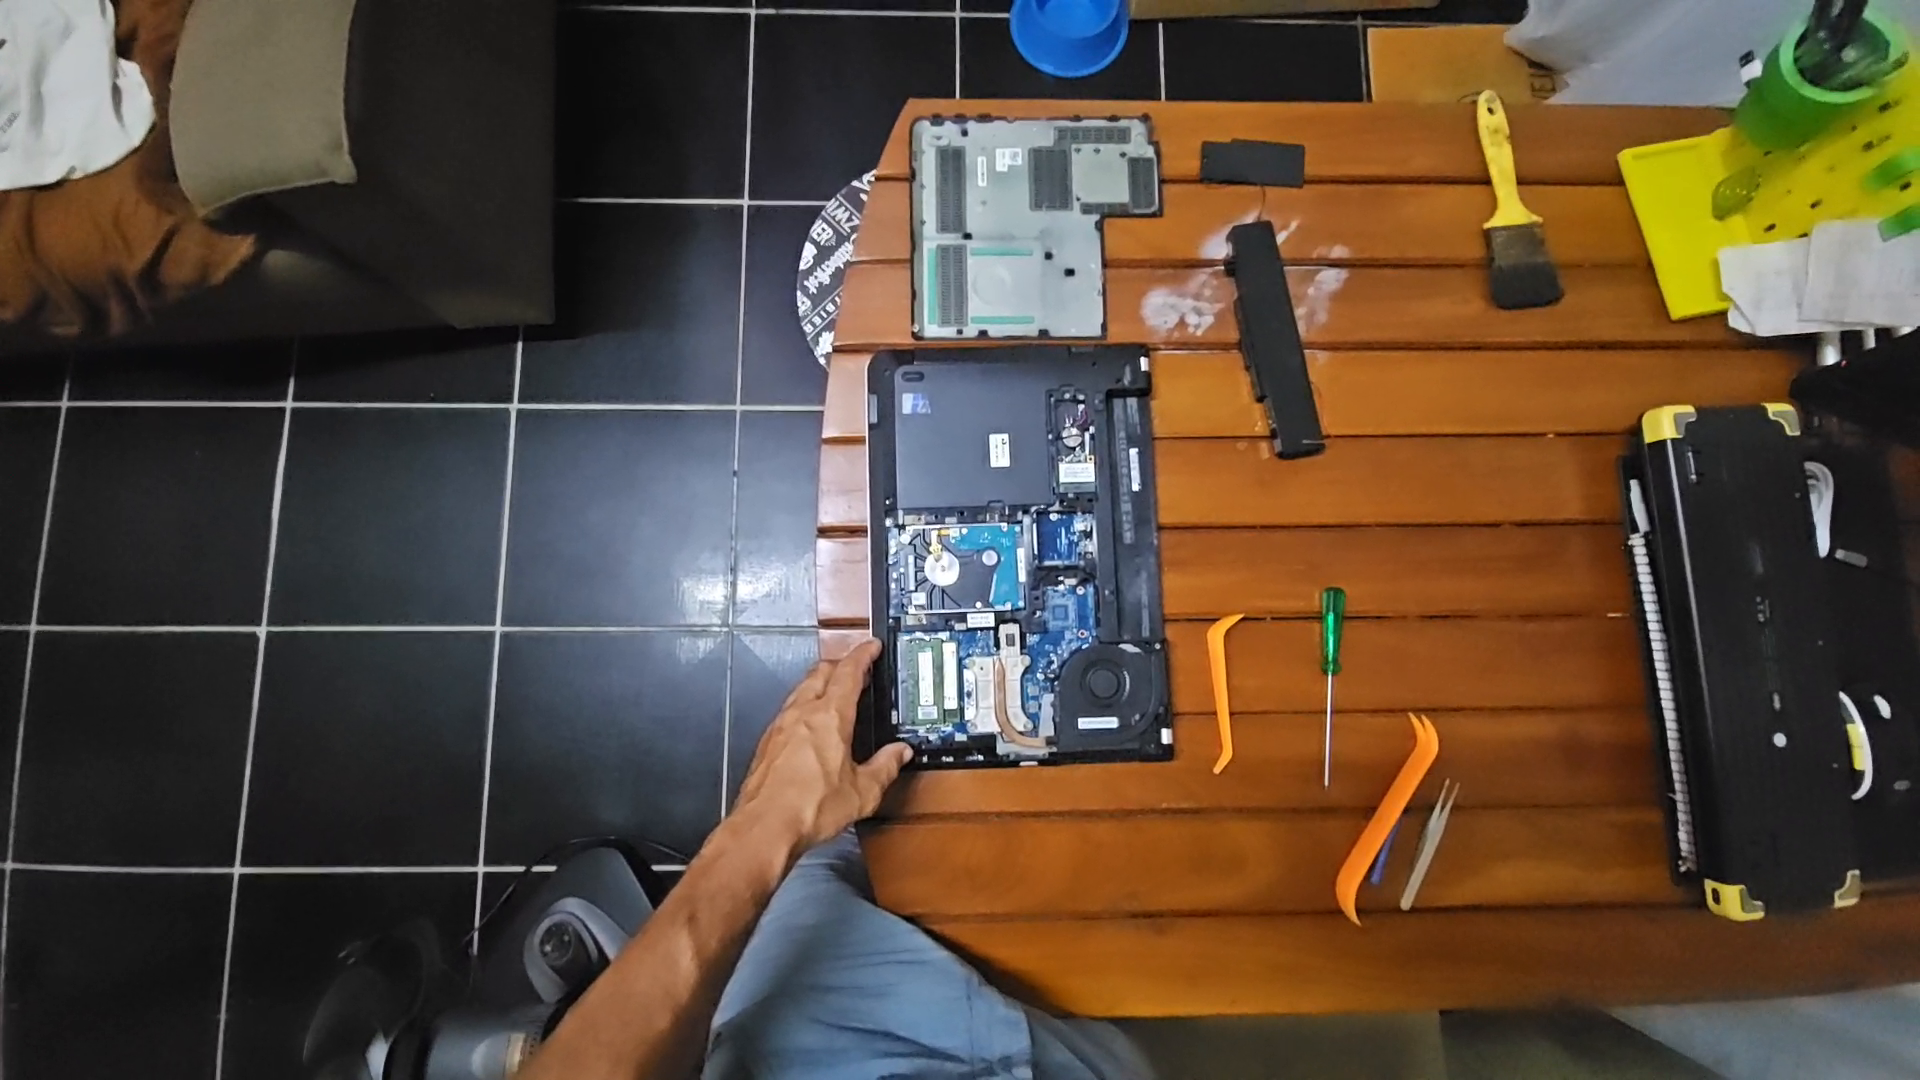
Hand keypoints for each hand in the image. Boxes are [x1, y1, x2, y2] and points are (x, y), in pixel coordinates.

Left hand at [733, 639, 912, 849]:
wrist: (764, 828)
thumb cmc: (809, 808)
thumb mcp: (863, 792)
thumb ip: (885, 767)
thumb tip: (899, 754)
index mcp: (831, 716)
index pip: (849, 671)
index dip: (863, 654)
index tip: (871, 646)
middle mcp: (803, 713)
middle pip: (821, 671)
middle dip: (841, 664)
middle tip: (856, 668)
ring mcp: (781, 726)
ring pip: (802, 688)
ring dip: (820, 683)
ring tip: (834, 693)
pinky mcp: (768, 743)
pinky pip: (789, 711)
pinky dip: (804, 706)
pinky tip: (810, 725)